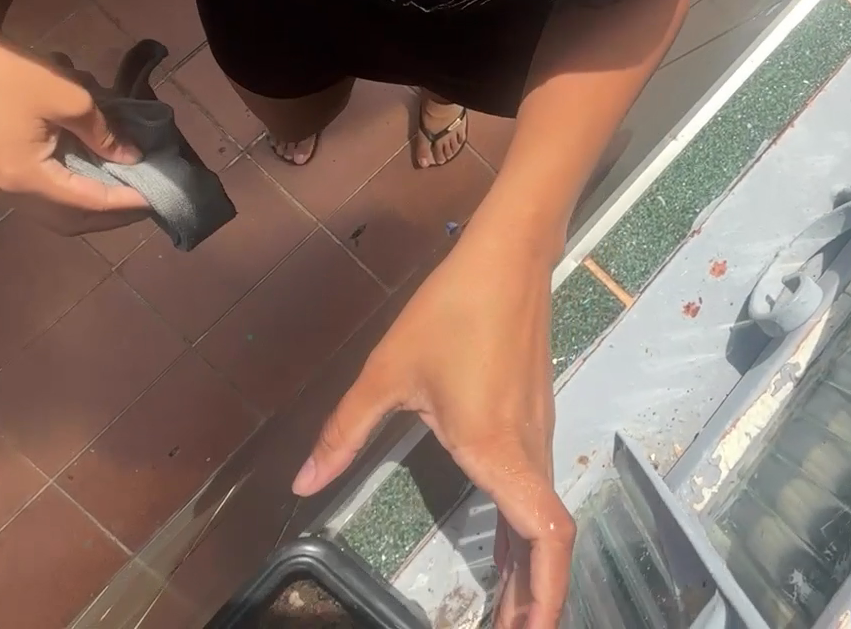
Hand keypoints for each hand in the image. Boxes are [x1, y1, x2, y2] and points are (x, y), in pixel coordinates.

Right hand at [0, 0, 149, 235]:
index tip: (161, 199)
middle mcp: (4, 191)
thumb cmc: (12, 74)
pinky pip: (38, 195)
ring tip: (128, 193)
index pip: (89, 203)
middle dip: (112, 215)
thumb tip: (131, 158)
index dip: (128, 203)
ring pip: (52, 212)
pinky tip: (97, 178)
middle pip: (69, 219)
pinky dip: (71, 193)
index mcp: (24, 177)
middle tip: (148, 200)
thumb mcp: (72, 100)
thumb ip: (104, 135)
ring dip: (92, 207)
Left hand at [293, 225, 573, 628]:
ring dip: (528, 561)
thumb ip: (346, 431)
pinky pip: (536, 480)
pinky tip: (500, 534)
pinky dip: (524, 523)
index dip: (544, 594)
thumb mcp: (388, 371)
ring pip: (543, 508)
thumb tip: (303, 483)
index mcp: (495, 446)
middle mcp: (528, 444)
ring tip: (502, 601)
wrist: (507, 256)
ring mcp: (539, 424)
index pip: (545, 534)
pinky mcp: (536, 406)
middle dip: (533, 594)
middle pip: (547, 535)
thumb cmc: (450, 310)